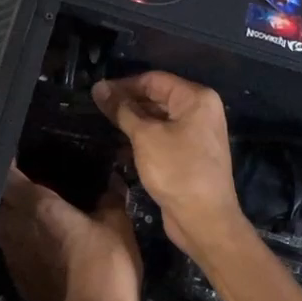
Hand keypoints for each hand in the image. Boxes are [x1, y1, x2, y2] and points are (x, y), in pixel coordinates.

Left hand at [0, 167, 142, 300]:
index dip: (5, 161)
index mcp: (39, 207)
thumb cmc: (107, 266)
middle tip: (15, 178)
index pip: (8, 175)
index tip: (10, 151)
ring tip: (20, 207)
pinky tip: (32, 241)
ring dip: (4, 214)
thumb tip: (112, 182)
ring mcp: (14, 257)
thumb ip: (111, 200)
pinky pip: (9, 251)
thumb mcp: (118, 226)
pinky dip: (15, 241)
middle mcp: (17, 228)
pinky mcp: (18, 280)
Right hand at [92, 72, 249, 261]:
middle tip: (97, 109)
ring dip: (133, 122)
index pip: (154, 80)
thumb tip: (99, 87)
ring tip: (103, 125)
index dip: (124, 85)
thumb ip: (121, 110)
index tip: (97, 93)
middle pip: (158, 98)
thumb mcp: (145, 136)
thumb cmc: (176, 170)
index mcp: (196, 99)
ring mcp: (197, 134)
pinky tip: (120, 146)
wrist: (204, 220)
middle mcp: (201, 111)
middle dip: (128, 103)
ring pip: (159, 119)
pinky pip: (163, 137)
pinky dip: (144, 139)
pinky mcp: (190, 155)